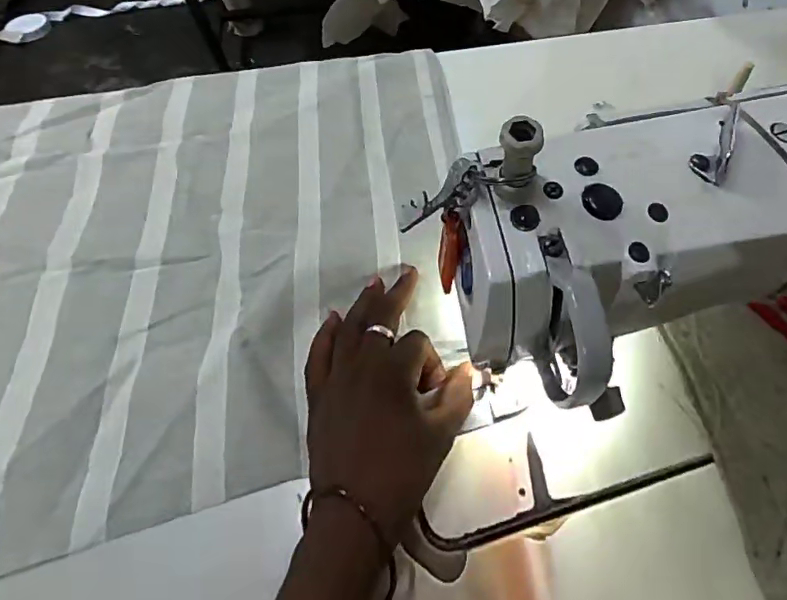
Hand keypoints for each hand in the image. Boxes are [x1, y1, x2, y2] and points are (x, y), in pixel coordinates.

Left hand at [303, 267, 474, 539]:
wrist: (353, 512)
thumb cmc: (400, 473)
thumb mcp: (440, 437)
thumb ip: (457, 397)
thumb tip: (468, 370)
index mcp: (392, 370)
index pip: (417, 345)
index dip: (431, 364)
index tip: (434, 393)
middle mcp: (361, 363)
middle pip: (379, 318)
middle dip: (396, 294)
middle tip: (405, 274)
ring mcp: (336, 376)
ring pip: (349, 329)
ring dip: (363, 305)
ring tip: (373, 284)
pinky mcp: (319, 393)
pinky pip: (320, 354)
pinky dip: (326, 334)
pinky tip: (333, 320)